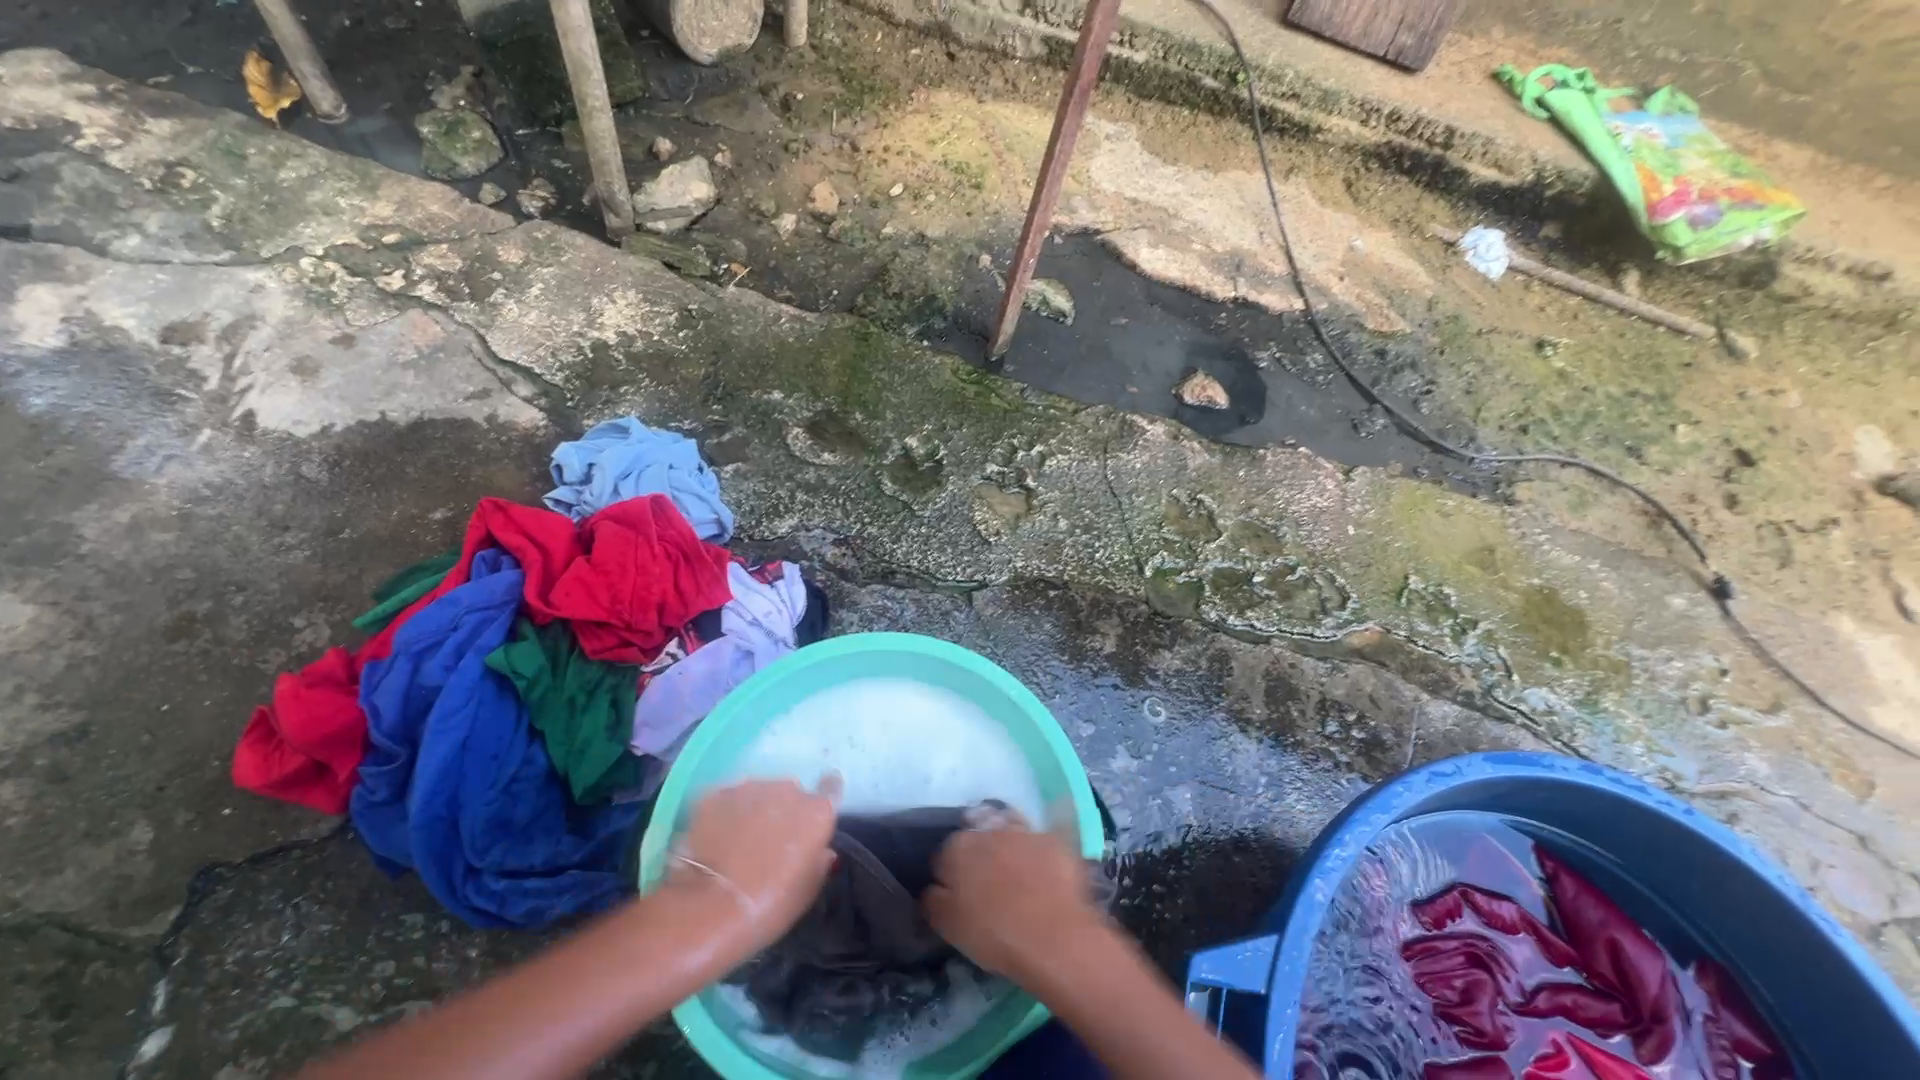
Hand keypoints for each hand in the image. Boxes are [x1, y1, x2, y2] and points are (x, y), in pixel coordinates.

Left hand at [670, 776, 840, 951]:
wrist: (711, 906)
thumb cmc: (770, 904)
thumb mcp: (808, 889)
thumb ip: (819, 860)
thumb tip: (820, 849)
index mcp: (816, 812)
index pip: (830, 787)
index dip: (824, 794)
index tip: (814, 810)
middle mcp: (786, 790)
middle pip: (790, 792)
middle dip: (783, 809)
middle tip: (770, 838)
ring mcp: (748, 789)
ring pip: (757, 793)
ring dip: (754, 809)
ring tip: (739, 840)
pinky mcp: (715, 795)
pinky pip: (727, 800)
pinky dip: (725, 814)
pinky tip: (716, 837)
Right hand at [924, 811, 1105, 982]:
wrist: (1053, 937)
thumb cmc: (993, 934)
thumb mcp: (947, 925)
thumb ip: (932, 899)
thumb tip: (932, 887)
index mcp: (957, 848)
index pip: (943, 854)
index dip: (948, 874)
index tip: (955, 893)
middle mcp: (988, 830)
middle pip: (976, 835)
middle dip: (977, 852)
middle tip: (985, 880)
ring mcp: (1024, 831)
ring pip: (1007, 827)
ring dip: (1006, 841)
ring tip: (1012, 865)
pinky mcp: (1054, 841)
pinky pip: (1039, 839)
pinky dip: (1037, 850)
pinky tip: (1041, 869)